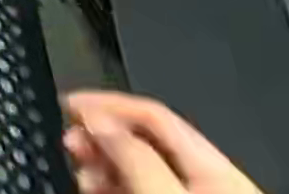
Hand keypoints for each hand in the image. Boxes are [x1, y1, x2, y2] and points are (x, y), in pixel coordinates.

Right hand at [63, 91, 263, 193]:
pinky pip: (141, 192)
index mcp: (220, 175)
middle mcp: (213, 187)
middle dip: (100, 138)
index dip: (106, 103)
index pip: (154, 115)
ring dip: (102, 166)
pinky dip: (113, 187)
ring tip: (81, 178)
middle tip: (70, 145)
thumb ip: (131, 154)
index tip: (68, 107)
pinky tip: (96, 192)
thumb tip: (95, 119)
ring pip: (140, 169)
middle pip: (145, 142)